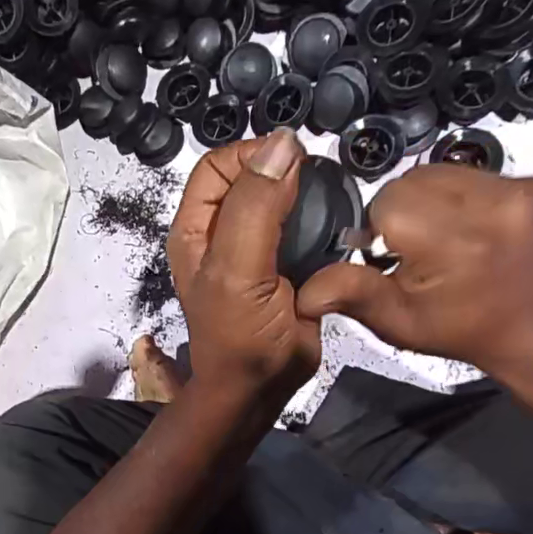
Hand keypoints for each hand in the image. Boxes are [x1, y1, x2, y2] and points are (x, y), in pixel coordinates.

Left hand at [168, 130, 320, 406]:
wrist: (261, 389)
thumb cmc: (239, 337)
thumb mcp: (237, 271)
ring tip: (330, 206)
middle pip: (253, 178)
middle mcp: (224, 233)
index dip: (253, 156)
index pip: (219, 166)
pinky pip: (305, 229)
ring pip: (282, 201)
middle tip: (318, 184)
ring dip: (308, 199)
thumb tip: (283, 144)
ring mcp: (257, 248)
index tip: (293, 164)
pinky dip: (321, 224)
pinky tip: (335, 229)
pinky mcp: (288, 265)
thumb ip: (255, 208)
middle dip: (284, 173)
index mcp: (197, 229)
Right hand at [296, 166, 532, 372]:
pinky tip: (477, 231)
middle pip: (415, 179)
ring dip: (437, 202)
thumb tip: (305, 291)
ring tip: (451, 242)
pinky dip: (470, 198)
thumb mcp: (399, 321)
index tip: (398, 256)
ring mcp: (523, 193)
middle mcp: (494, 207)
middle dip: (408, 212)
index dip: (383, 229)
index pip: (388, 200)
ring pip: (446, 171)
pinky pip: (481, 174)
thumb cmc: (467, 331)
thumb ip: (351, 294)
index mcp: (454, 242)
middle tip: (424, 252)